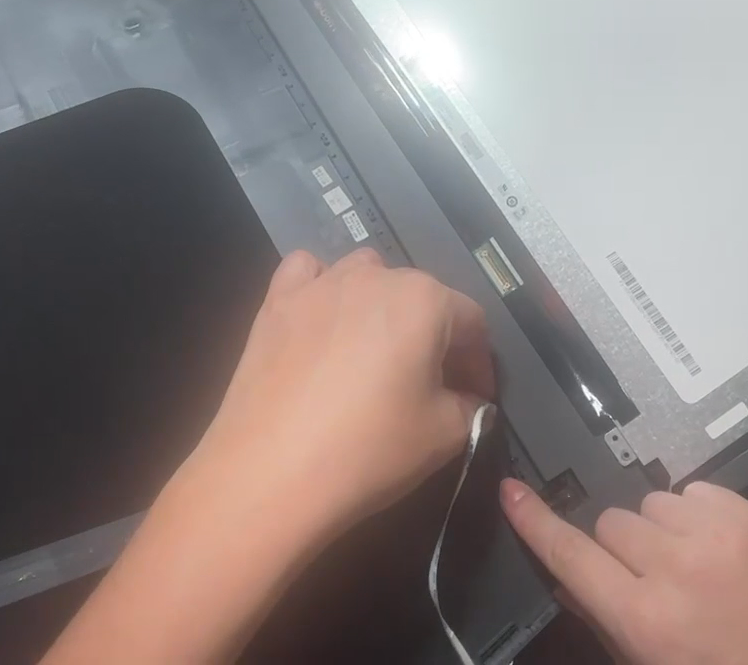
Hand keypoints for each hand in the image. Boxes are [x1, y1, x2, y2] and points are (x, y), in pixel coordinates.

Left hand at [44, 250, 492, 663]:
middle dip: (435, 337)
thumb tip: (468, 398)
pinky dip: (322, 287)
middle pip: (422, 296)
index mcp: (425, 300)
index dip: (480, 361)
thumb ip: (471, 407)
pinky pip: (309, 273)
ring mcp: (322, 283)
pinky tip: (323, 320)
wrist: (268, 473)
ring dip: (383, 305)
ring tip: (376, 352)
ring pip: (368, 274)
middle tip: (432, 385)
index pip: (471, 322)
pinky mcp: (277, 300)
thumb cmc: (368, 450)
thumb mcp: (444, 436)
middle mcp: (376, 275)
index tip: (477, 398)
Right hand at [501, 479, 747, 664]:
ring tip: (694, 569)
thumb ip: (613, 629)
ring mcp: (723, 533)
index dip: (535, 523)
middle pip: (612, 523)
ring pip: (652, 503)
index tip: (510, 491)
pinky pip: (697, 492)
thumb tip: (572, 579)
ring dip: (660, 532)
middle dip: (620, 552)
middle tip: (651, 586)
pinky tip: (723, 551)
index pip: (572, 556)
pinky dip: (698, 517)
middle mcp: (679, 567)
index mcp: (650, 623)